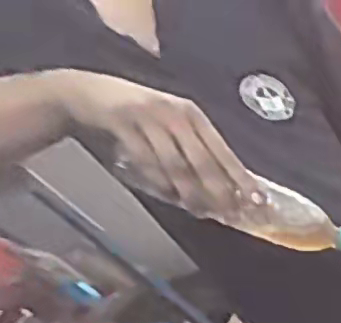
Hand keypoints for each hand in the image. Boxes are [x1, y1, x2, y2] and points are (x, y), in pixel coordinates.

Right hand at [44, 69, 258, 216]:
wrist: (82, 90)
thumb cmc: (141, 116)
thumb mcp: (175, 124)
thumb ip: (201, 149)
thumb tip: (234, 189)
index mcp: (194, 116)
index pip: (225, 153)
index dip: (243, 180)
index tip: (259, 202)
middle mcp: (174, 113)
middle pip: (205, 164)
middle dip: (219, 194)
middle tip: (229, 215)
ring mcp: (145, 116)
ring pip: (177, 167)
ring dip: (191, 194)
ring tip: (200, 210)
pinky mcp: (120, 121)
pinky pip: (147, 162)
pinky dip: (161, 183)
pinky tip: (170, 195)